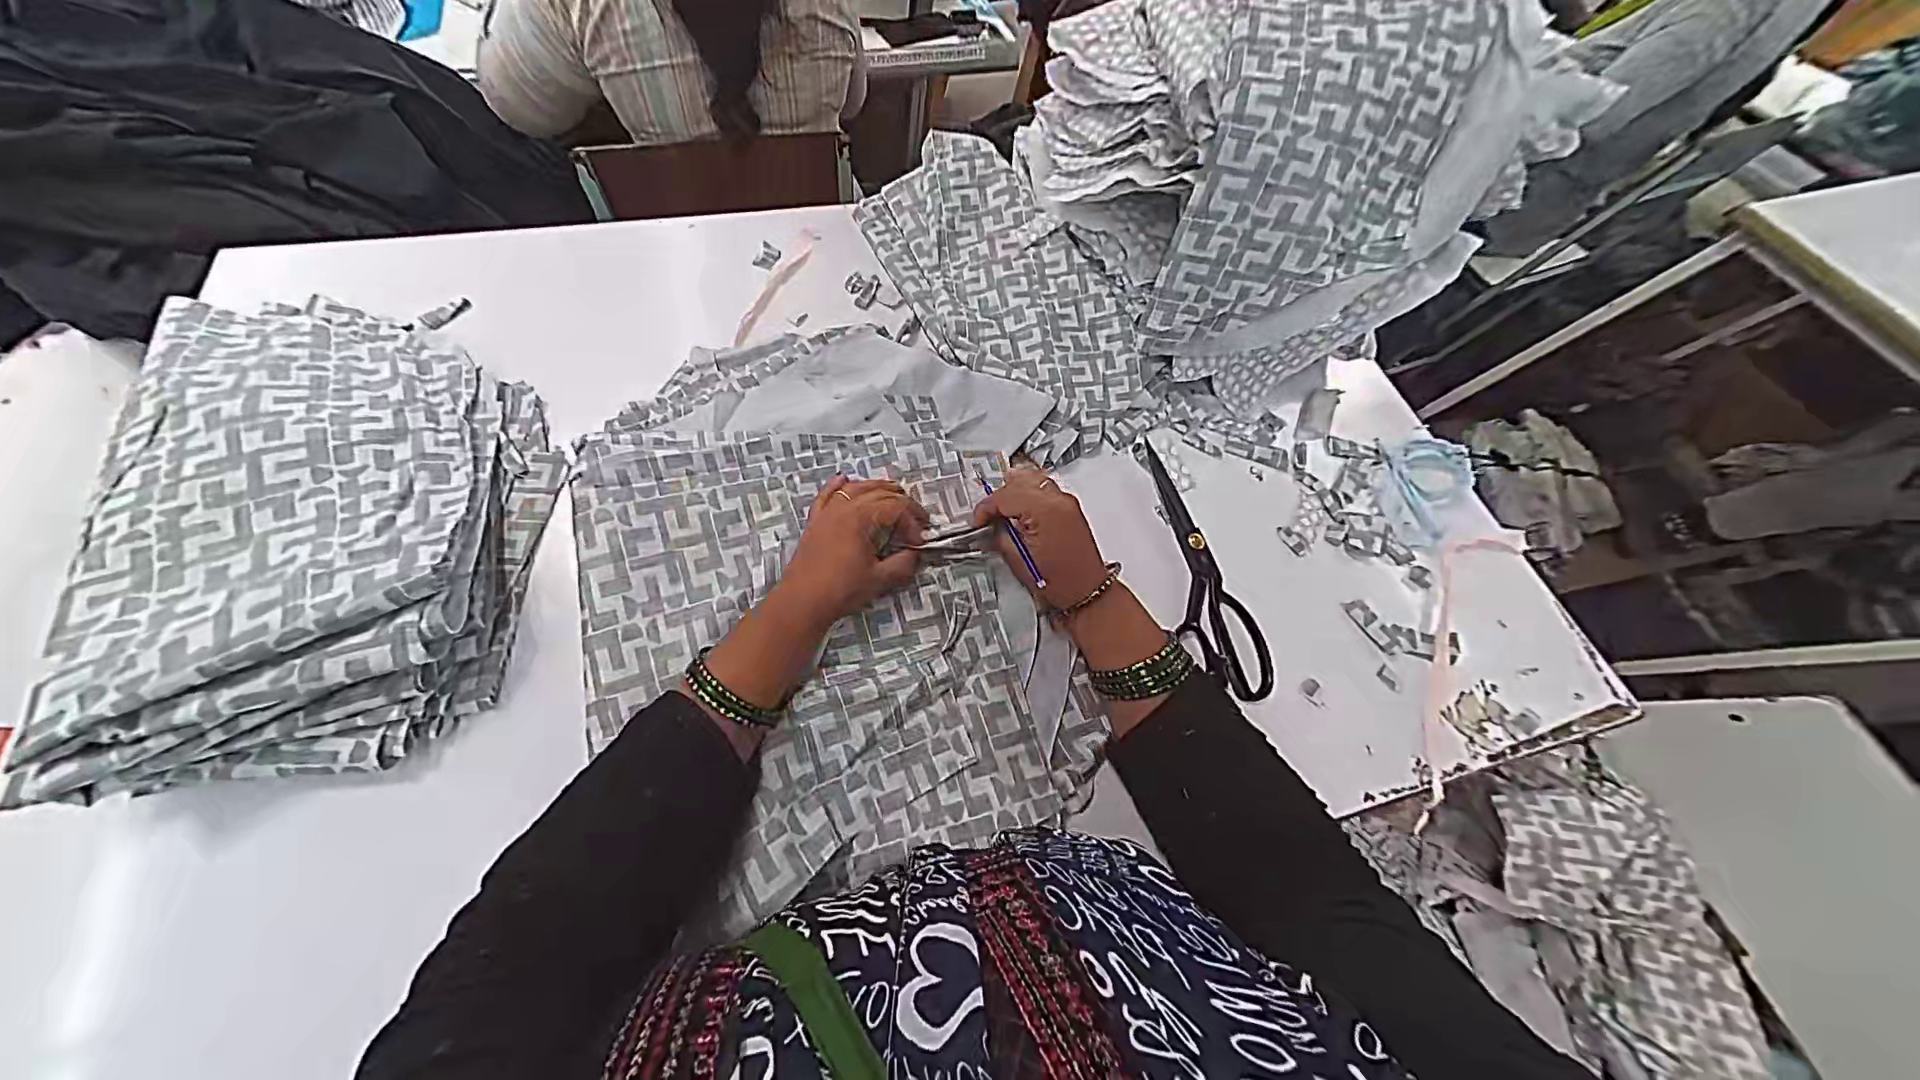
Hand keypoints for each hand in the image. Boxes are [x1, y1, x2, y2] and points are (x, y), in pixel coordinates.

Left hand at [776, 475, 930, 625]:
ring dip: (877, 488)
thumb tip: (916, 554)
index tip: (919, 541)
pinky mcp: (816, 522)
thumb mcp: (880, 579)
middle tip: (916, 521)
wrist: (802, 602)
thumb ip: (904, 563)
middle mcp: (843, 509)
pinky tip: (844, 479)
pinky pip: (828, 495)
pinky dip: (838, 486)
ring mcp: (827, 513)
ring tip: (894, 496)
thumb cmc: (838, 590)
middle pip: (879, 492)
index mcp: (860, 518)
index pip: (896, 507)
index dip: (913, 521)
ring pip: (856, 488)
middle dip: (902, 503)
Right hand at [969, 465, 1109, 610]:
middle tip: (988, 517)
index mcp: (1045, 510)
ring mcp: (1067, 502)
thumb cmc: (1061, 581)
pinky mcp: (1070, 508)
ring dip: (1014, 492)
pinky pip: (1044, 489)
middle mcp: (1059, 500)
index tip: (978, 520)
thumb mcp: (1018, 559)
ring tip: (1003, 513)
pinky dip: (1029, 495)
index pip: (1005, 496)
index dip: (985, 508)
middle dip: (999, 498)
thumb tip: (989, 526)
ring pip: (1033, 480)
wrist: (1085, 591)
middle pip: (1018, 481)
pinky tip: (1020, 512)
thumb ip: (999, 536)